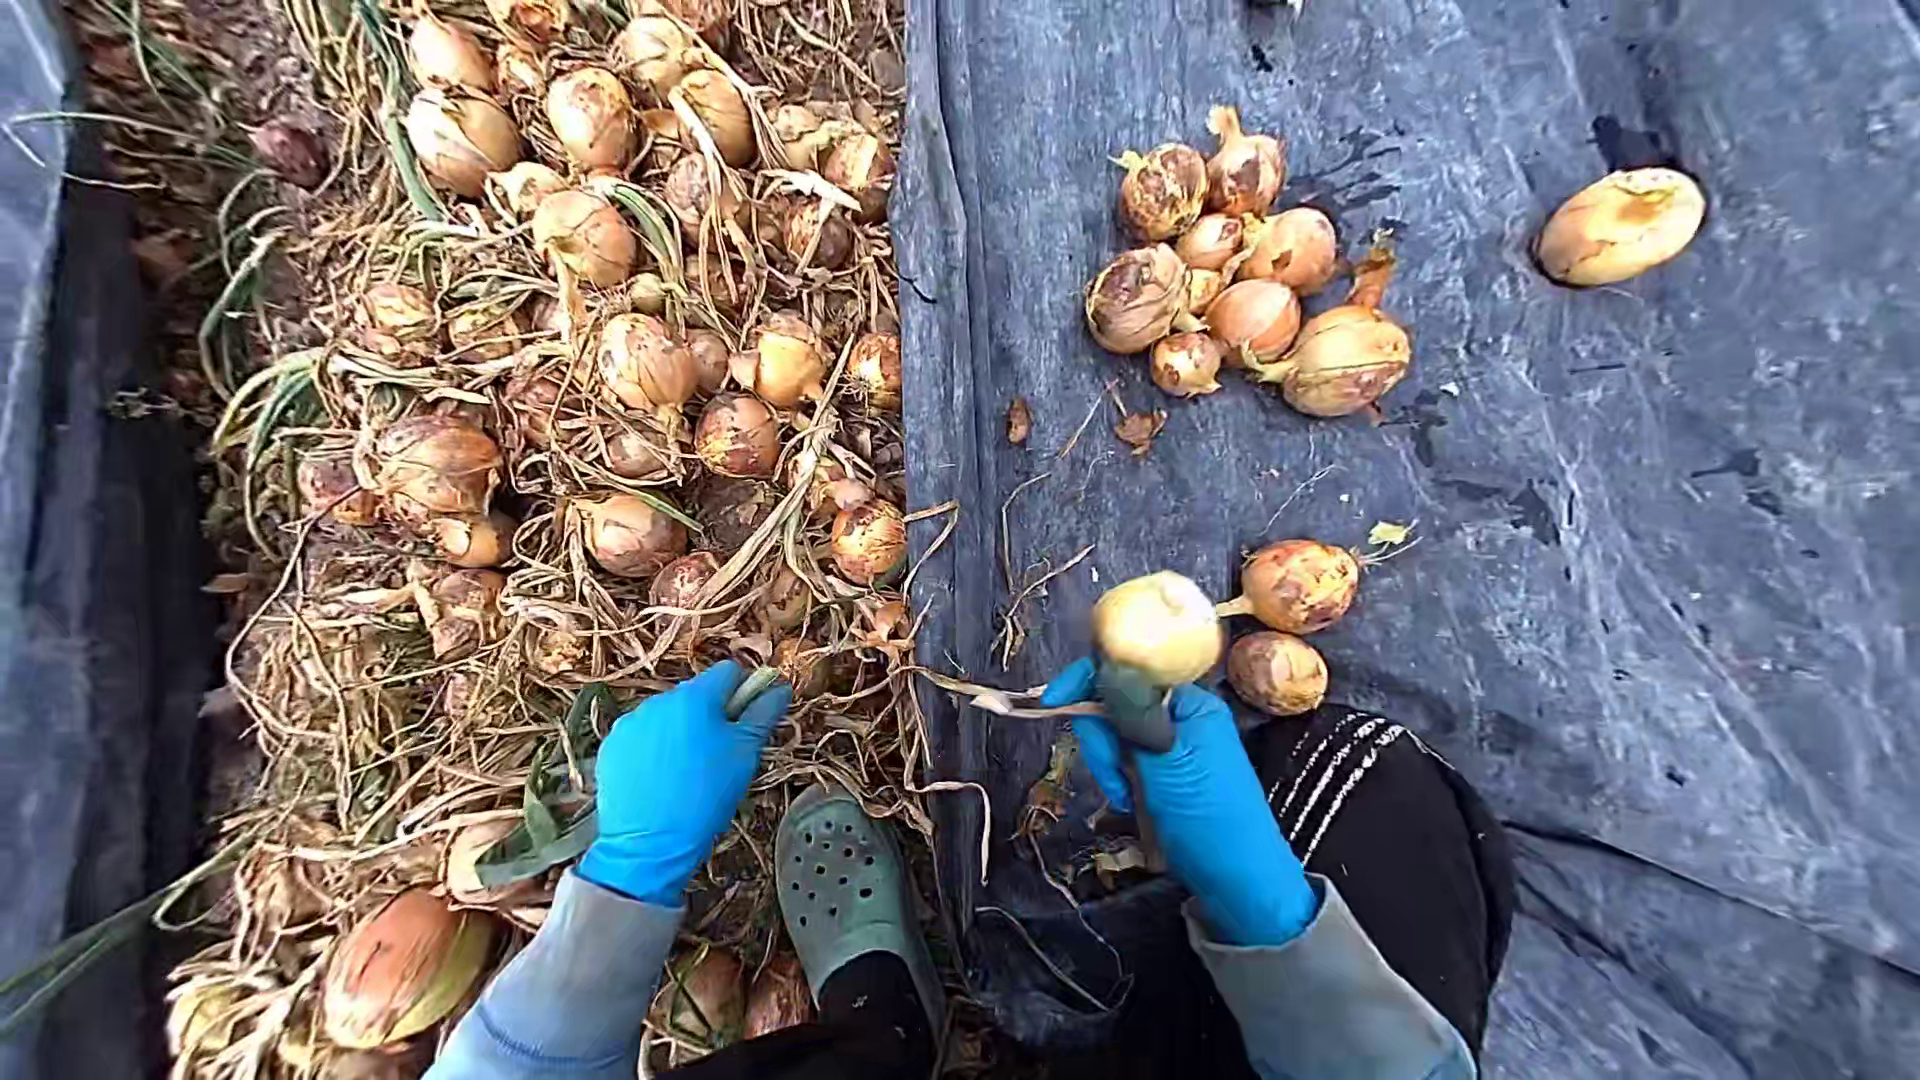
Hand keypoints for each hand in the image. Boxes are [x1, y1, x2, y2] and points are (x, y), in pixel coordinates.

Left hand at [578, 661, 792, 906]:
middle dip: (713, 714)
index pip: (729, 671)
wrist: (648, 847)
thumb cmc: (706, 794)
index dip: (745, 691)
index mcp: (694, 697)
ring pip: (671, 713)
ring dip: (684, 729)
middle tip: (721, 752)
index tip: (746, 722)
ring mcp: (631, 723)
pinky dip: (657, 747)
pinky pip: (645, 734)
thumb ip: (765, 712)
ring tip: (690, 768)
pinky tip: (663, 776)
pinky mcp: (612, 747)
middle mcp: (659, 700)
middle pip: (699, 692)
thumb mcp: (746, 752)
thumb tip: (781, 687)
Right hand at [1043, 658, 1316, 945]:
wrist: (1239, 885)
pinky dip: (1117, 776)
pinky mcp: (1161, 767)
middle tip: (1112, 775)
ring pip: (1113, 733)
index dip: (1087, 681)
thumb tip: (1102, 668)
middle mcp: (1179, 714)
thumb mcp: (1165, 763)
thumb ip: (1131, 716)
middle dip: (1102, 739)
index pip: (1129, 672)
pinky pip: (1123, 757)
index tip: (1054, 703)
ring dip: (1108, 764)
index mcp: (1189, 702)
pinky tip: (1129, 800)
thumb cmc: (1209, 819)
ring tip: (1125, 796)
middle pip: (1114, 703)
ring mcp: (1170, 742)